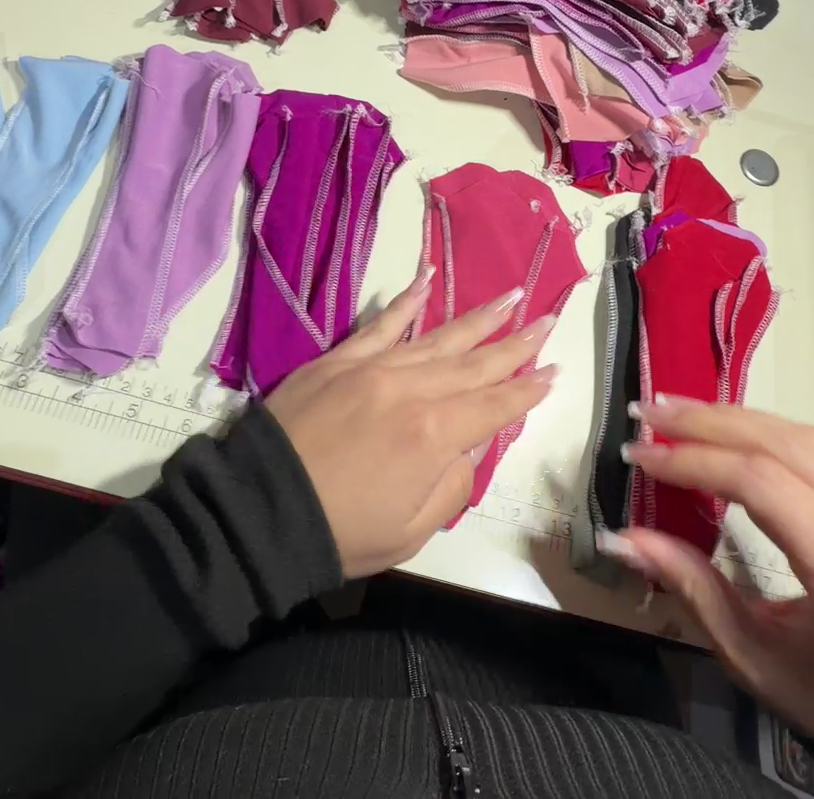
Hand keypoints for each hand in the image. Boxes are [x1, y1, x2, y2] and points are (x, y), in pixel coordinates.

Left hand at [265, 267, 557, 577]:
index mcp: (434, 436)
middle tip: (549, 318)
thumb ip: (452, 484)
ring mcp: (373, 368)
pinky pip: (380, 325)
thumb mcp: (411, 531)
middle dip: (516, 343)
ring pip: (437, 338)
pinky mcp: (338, 359)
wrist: (258, 510)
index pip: (495, 406)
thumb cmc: (340, 532)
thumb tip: (469, 444)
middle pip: (475, 363)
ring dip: (478, 318)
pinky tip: (428, 281)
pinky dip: (406, 302)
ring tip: (511, 297)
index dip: (528, 390)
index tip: (555, 370)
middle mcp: (411, 390)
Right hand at [601, 398, 813, 743]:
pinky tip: (744, 434)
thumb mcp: (751, 658)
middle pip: (787, 446)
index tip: (641, 456)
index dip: (695, 461)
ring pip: (812, 438)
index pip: (763, 485)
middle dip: (709, 423)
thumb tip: (623, 538)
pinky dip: (779, 432)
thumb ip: (690, 587)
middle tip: (651, 412)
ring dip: (742, 418)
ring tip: (684, 413)